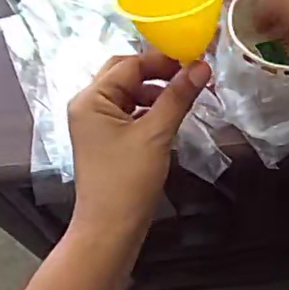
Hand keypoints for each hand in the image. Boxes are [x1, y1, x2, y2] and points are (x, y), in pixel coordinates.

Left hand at [68, 51, 210, 233]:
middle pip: (125, 75)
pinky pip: (128, 113)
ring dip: (155, 93)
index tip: (195, 62)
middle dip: (158, 74)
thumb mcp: (156, 134)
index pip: (129, 64)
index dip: (162, 61)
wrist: (110, 228)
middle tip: (190, 77)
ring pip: (128, 94)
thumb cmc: (128, 181)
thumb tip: (201, 66)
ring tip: (184, 99)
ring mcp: (95, 124)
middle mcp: (87, 105)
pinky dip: (149, 111)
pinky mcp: (105, 140)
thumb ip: (178, 97)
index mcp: (90, 99)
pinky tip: (169, 118)